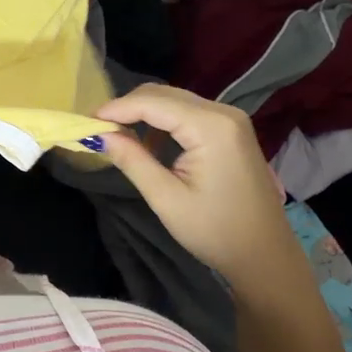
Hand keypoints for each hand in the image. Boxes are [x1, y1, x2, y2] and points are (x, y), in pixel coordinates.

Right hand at [95, 84, 289, 277]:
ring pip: (175, 101)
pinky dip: (163, 121)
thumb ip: (133, 160)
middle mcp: (224, 113)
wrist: (265, 256)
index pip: (153, 103)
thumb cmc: (216, 232)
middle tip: (98, 129)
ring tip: (118, 135)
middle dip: (128, 107)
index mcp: (211, 127)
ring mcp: (231, 120)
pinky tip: (149, 143)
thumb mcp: (167, 199)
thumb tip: (100, 135)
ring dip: (144, 113)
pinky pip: (189, 113)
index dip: (116, 108)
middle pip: (164, 95)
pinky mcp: (232, 130)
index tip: (86, 121)